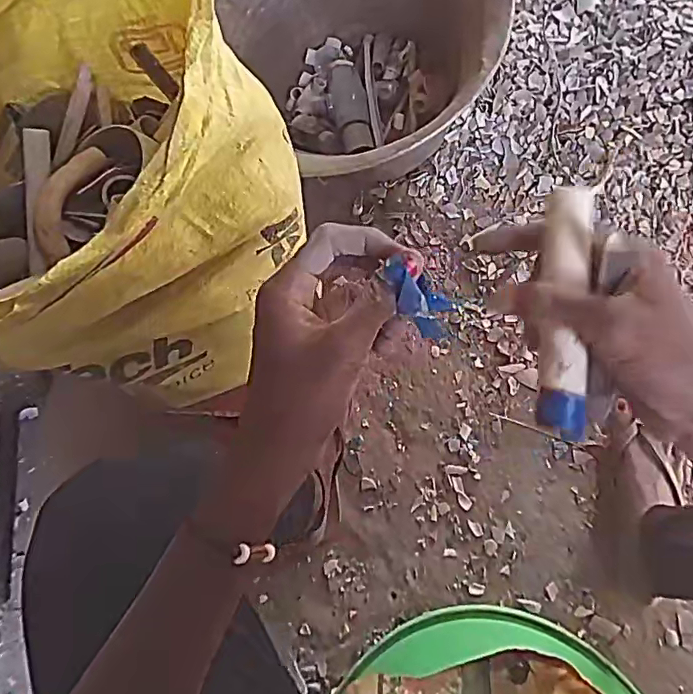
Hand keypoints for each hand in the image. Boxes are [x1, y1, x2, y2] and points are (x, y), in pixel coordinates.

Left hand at [201, 223, 406, 534]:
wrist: (276, 454)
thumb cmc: (303, 401)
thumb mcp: (345, 348)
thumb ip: (377, 304)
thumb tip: (408, 270)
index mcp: (288, 288)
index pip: (332, 239)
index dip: (373, 242)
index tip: (409, 261)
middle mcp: (295, 295)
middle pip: (345, 263)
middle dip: (382, 276)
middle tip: (416, 290)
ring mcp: (306, 319)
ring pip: (353, 293)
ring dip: (381, 308)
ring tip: (397, 337)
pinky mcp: (317, 341)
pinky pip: (350, 320)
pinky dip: (372, 328)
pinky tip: (386, 349)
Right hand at [473, 223, 692, 441]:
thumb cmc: (667, 359)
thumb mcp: (608, 325)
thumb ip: (553, 305)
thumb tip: (499, 295)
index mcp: (627, 258)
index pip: (565, 237)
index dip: (521, 239)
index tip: (482, 248)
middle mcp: (618, 278)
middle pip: (556, 275)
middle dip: (532, 298)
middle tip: (524, 325)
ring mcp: (613, 311)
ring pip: (558, 308)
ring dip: (542, 327)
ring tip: (540, 349)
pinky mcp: (609, 340)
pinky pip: (569, 334)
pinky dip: (556, 345)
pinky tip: (554, 364)